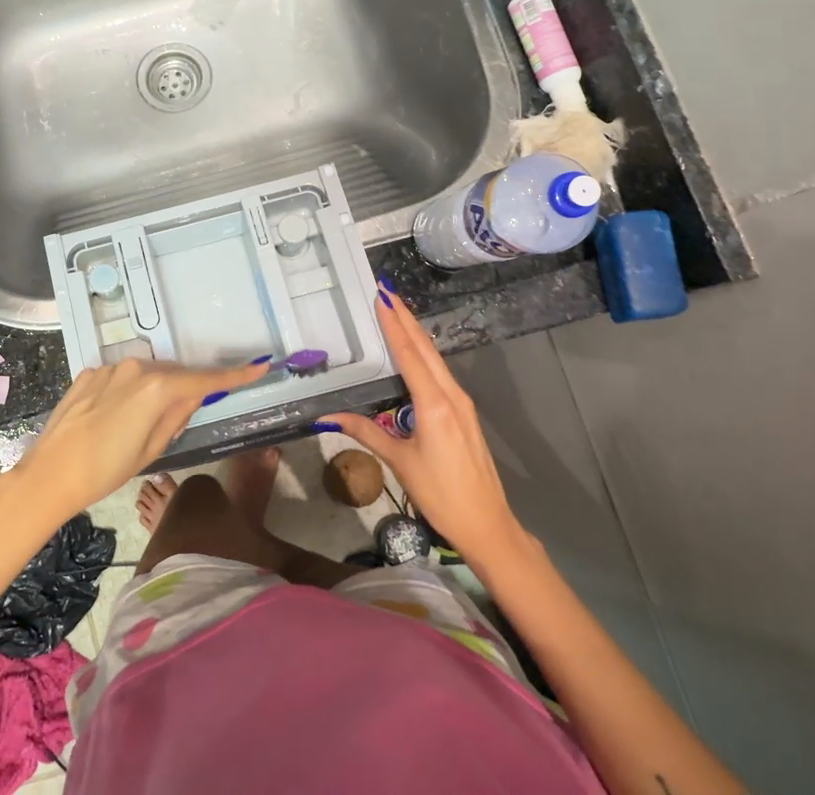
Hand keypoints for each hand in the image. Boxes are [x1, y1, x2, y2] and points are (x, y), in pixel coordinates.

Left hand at [8, 358, 270, 520]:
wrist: (49, 474)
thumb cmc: (106, 470)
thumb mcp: (152, 450)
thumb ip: (177, 416)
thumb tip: (193, 396)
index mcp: (156, 388)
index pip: (204, 379)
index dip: (235, 374)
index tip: (260, 366)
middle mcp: (135, 368)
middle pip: (174, 374)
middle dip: (184, 389)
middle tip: (180, 420)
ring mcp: (108, 368)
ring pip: (147, 374)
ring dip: (154, 390)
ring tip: (139, 425)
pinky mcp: (87, 373)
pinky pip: (121, 378)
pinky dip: (128, 391)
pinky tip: (114, 418)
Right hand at [317, 284, 524, 552]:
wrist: (486, 522)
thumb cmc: (441, 494)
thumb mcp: (400, 462)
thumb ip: (367, 433)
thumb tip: (329, 417)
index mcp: (434, 404)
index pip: (409, 354)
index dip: (394, 324)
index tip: (382, 296)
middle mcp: (451, 396)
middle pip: (426, 350)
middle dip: (406, 320)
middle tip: (386, 292)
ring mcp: (461, 404)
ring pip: (435, 361)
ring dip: (415, 335)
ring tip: (396, 314)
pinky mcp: (464, 415)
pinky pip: (440, 375)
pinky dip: (423, 357)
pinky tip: (413, 353)